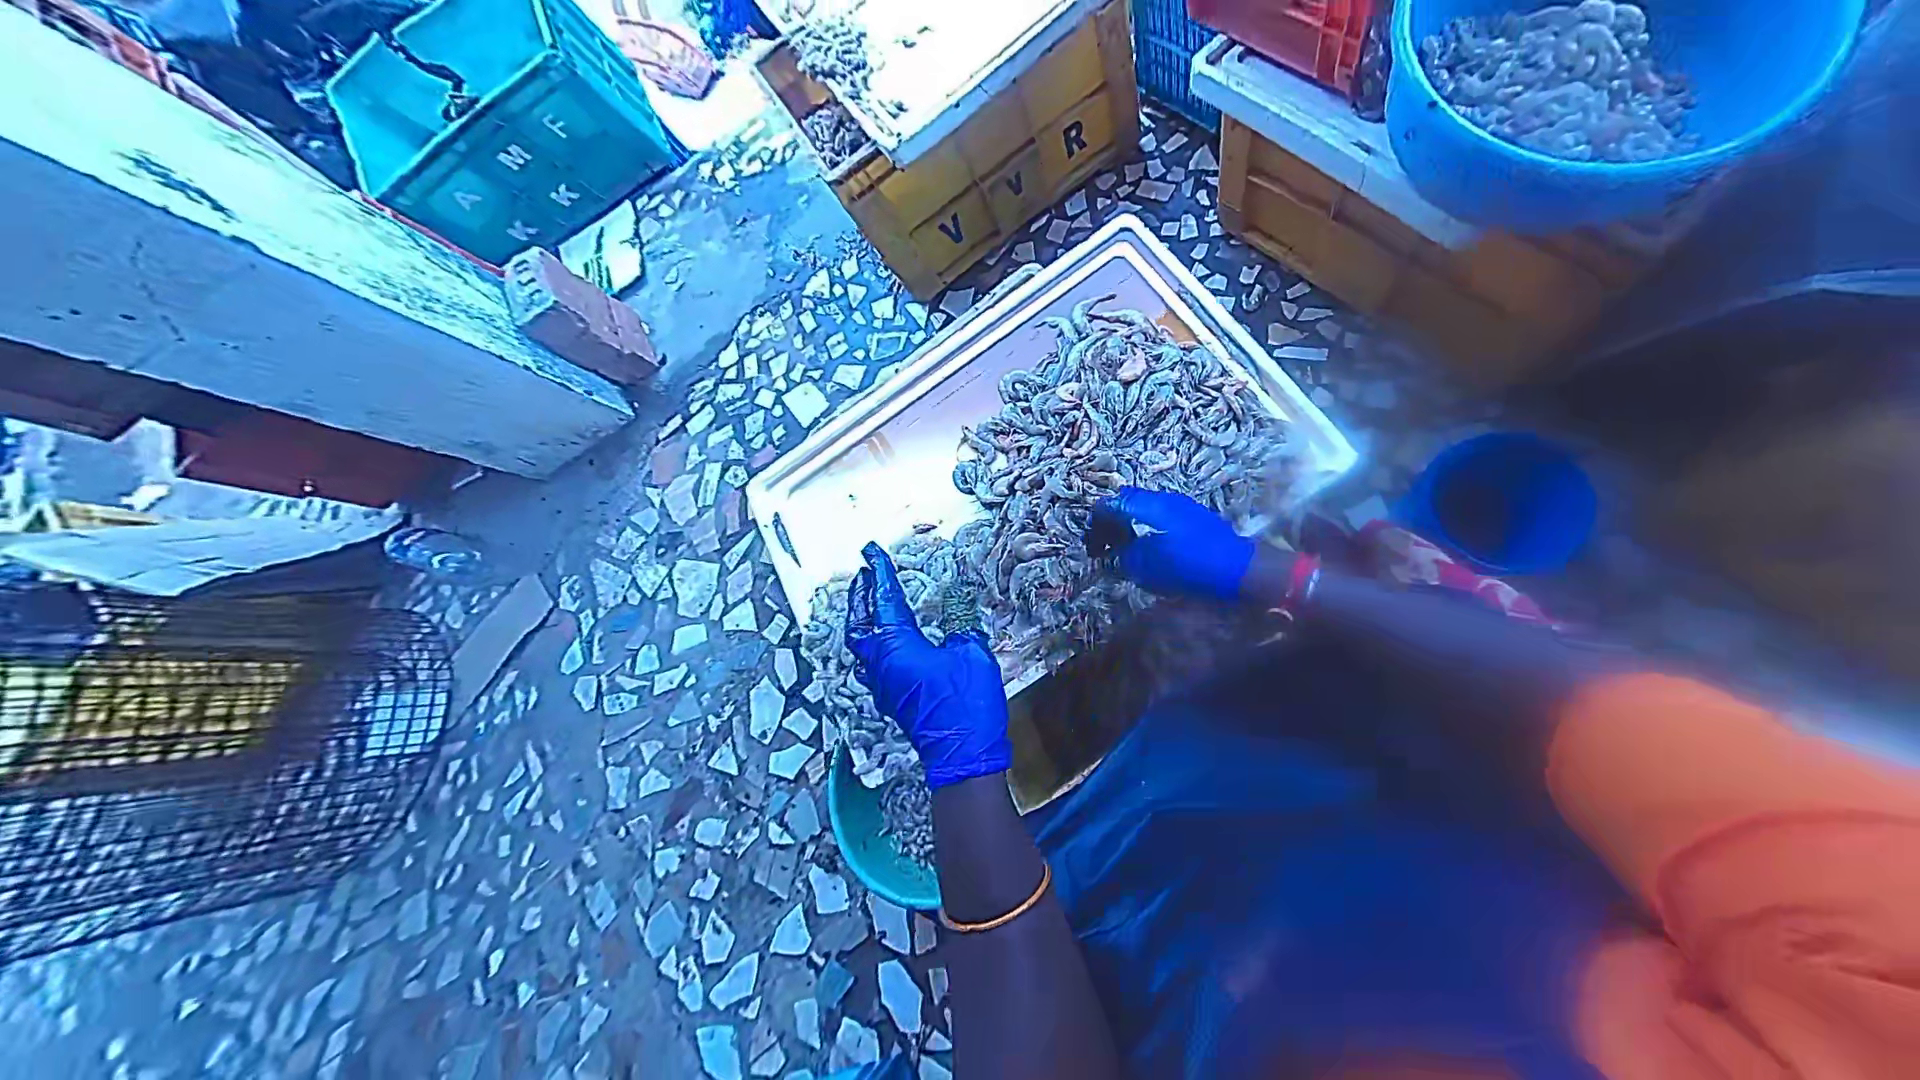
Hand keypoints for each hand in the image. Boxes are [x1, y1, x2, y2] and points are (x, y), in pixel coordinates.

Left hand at [844, 542, 1011, 788]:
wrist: (963, 755)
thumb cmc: (965, 703)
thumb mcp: (970, 652)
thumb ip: (959, 625)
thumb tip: (955, 607)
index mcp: (894, 646)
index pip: (882, 599)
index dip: (879, 573)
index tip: (871, 553)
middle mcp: (880, 664)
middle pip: (859, 623)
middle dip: (860, 596)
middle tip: (865, 577)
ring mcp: (884, 685)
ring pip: (863, 645)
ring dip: (864, 620)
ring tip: (872, 604)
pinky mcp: (894, 700)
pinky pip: (874, 663)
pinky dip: (876, 643)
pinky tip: (889, 641)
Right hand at [1089, 487, 1255, 601]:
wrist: (1238, 569)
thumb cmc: (1190, 565)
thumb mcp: (1149, 566)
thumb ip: (1127, 557)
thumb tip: (1117, 554)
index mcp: (1151, 506)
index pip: (1114, 503)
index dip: (1097, 518)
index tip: (1090, 535)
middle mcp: (1165, 499)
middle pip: (1129, 500)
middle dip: (1112, 518)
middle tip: (1103, 539)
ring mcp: (1182, 506)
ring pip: (1145, 507)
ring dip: (1130, 522)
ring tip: (1123, 545)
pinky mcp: (1194, 518)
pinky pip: (1160, 516)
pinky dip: (1146, 527)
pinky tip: (1147, 546)